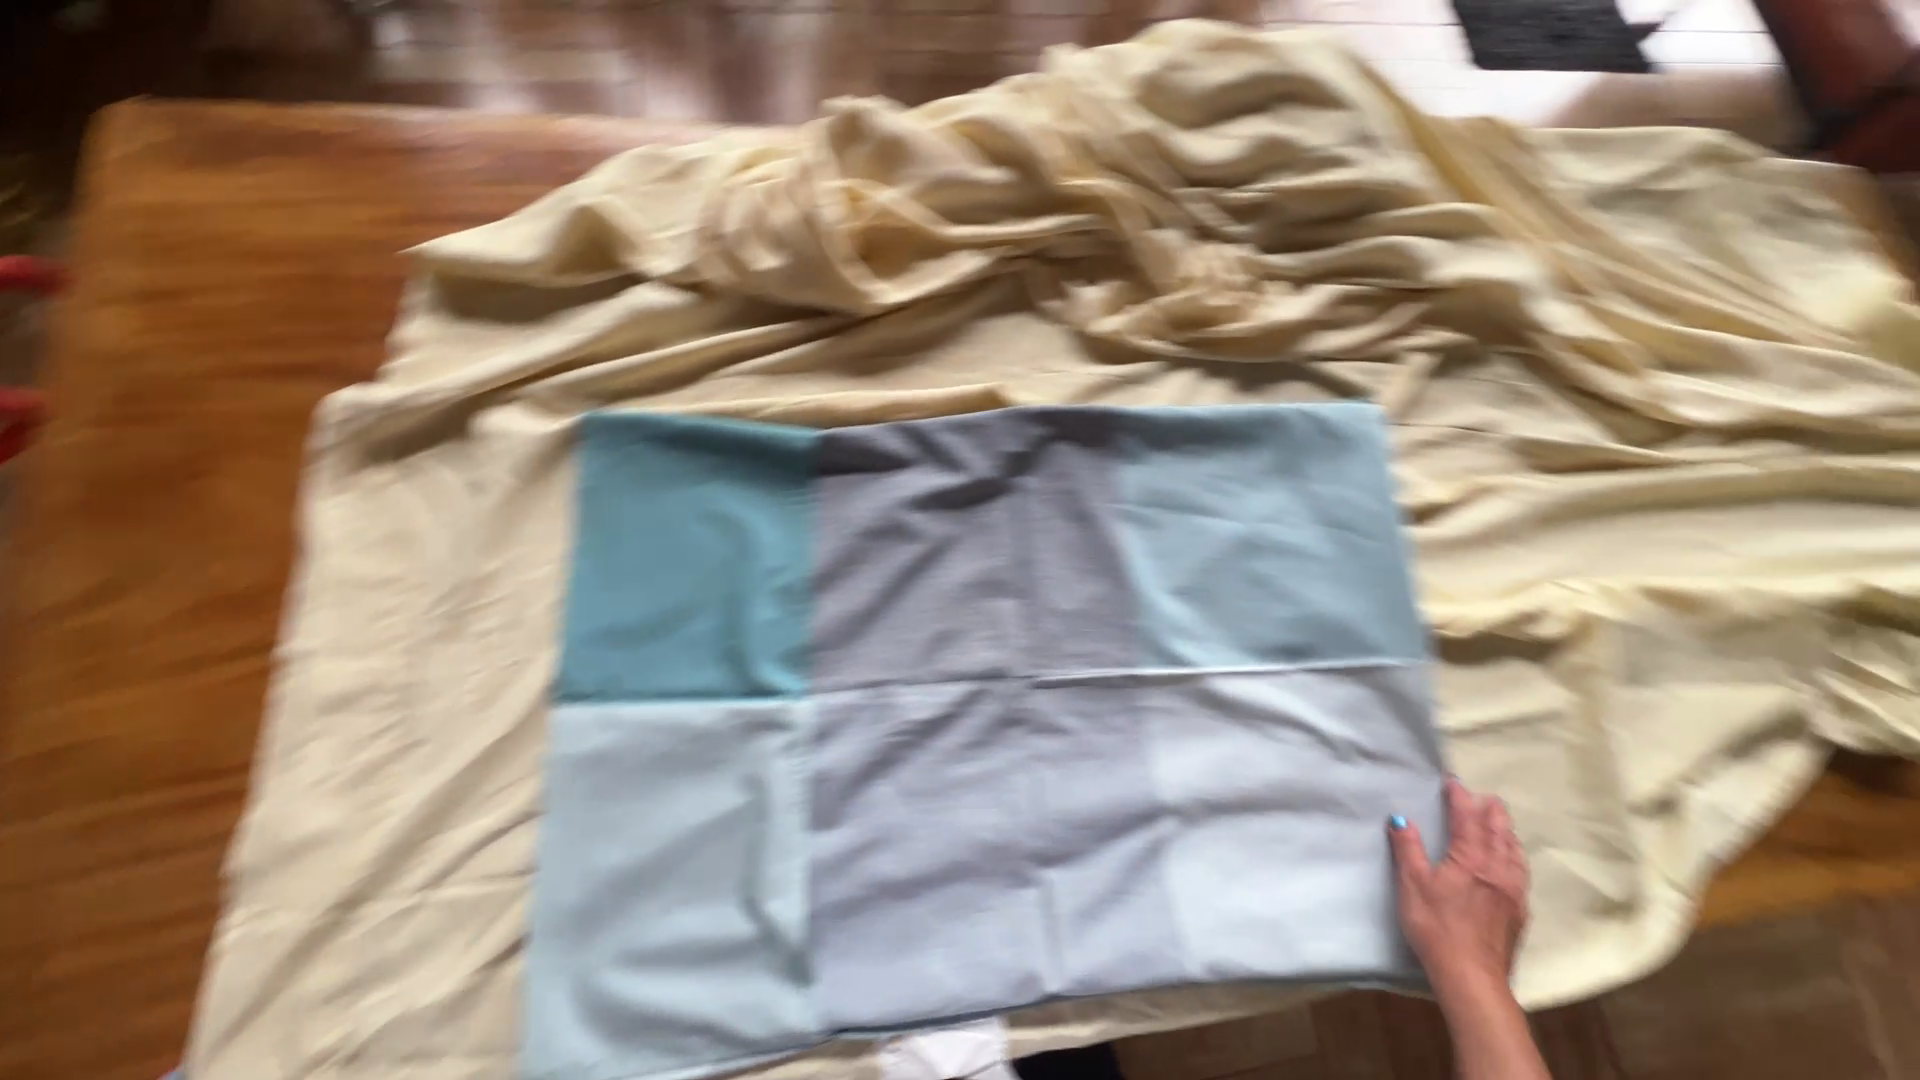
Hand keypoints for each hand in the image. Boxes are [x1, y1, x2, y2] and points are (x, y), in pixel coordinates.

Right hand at [1388, 776, 1529, 993]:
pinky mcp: (1519, 912)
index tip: (1452, 782)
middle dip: (1491, 810)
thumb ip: (1408, 849)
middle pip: (1499, 832)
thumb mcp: (1412, 885)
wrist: (1471, 976)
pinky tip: (1512, 860)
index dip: (1460, 798)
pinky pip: (1521, 872)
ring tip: (1499, 821)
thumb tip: (1400, 819)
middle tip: (1482, 796)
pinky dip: (1514, 855)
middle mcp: (1498, 870)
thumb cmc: (1436, 926)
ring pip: (1514, 852)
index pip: (1467, 820)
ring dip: (1506, 831)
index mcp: (1471, 860)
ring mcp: (1513, 892)